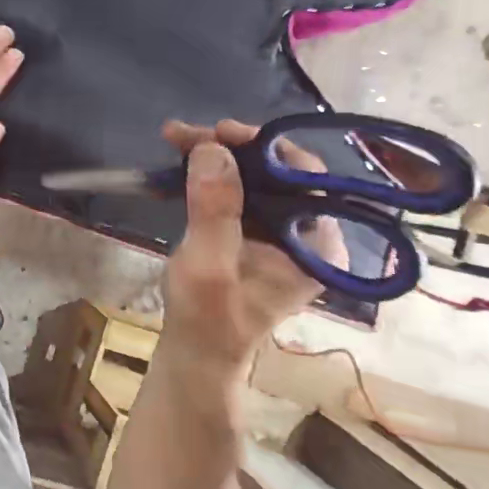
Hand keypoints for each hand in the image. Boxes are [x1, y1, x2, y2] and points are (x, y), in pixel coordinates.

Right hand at [159, 119, 327, 363]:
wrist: (194, 355)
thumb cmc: (207, 319)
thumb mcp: (208, 264)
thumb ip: (215, 208)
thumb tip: (213, 148)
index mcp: (315, 244)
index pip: (305, 176)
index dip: (264, 147)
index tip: (219, 132)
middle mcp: (305, 234)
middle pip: (275, 171)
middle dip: (229, 147)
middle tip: (182, 134)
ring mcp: (277, 235)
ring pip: (252, 177)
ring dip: (215, 156)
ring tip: (174, 140)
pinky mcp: (251, 235)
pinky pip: (236, 192)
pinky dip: (209, 175)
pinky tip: (182, 164)